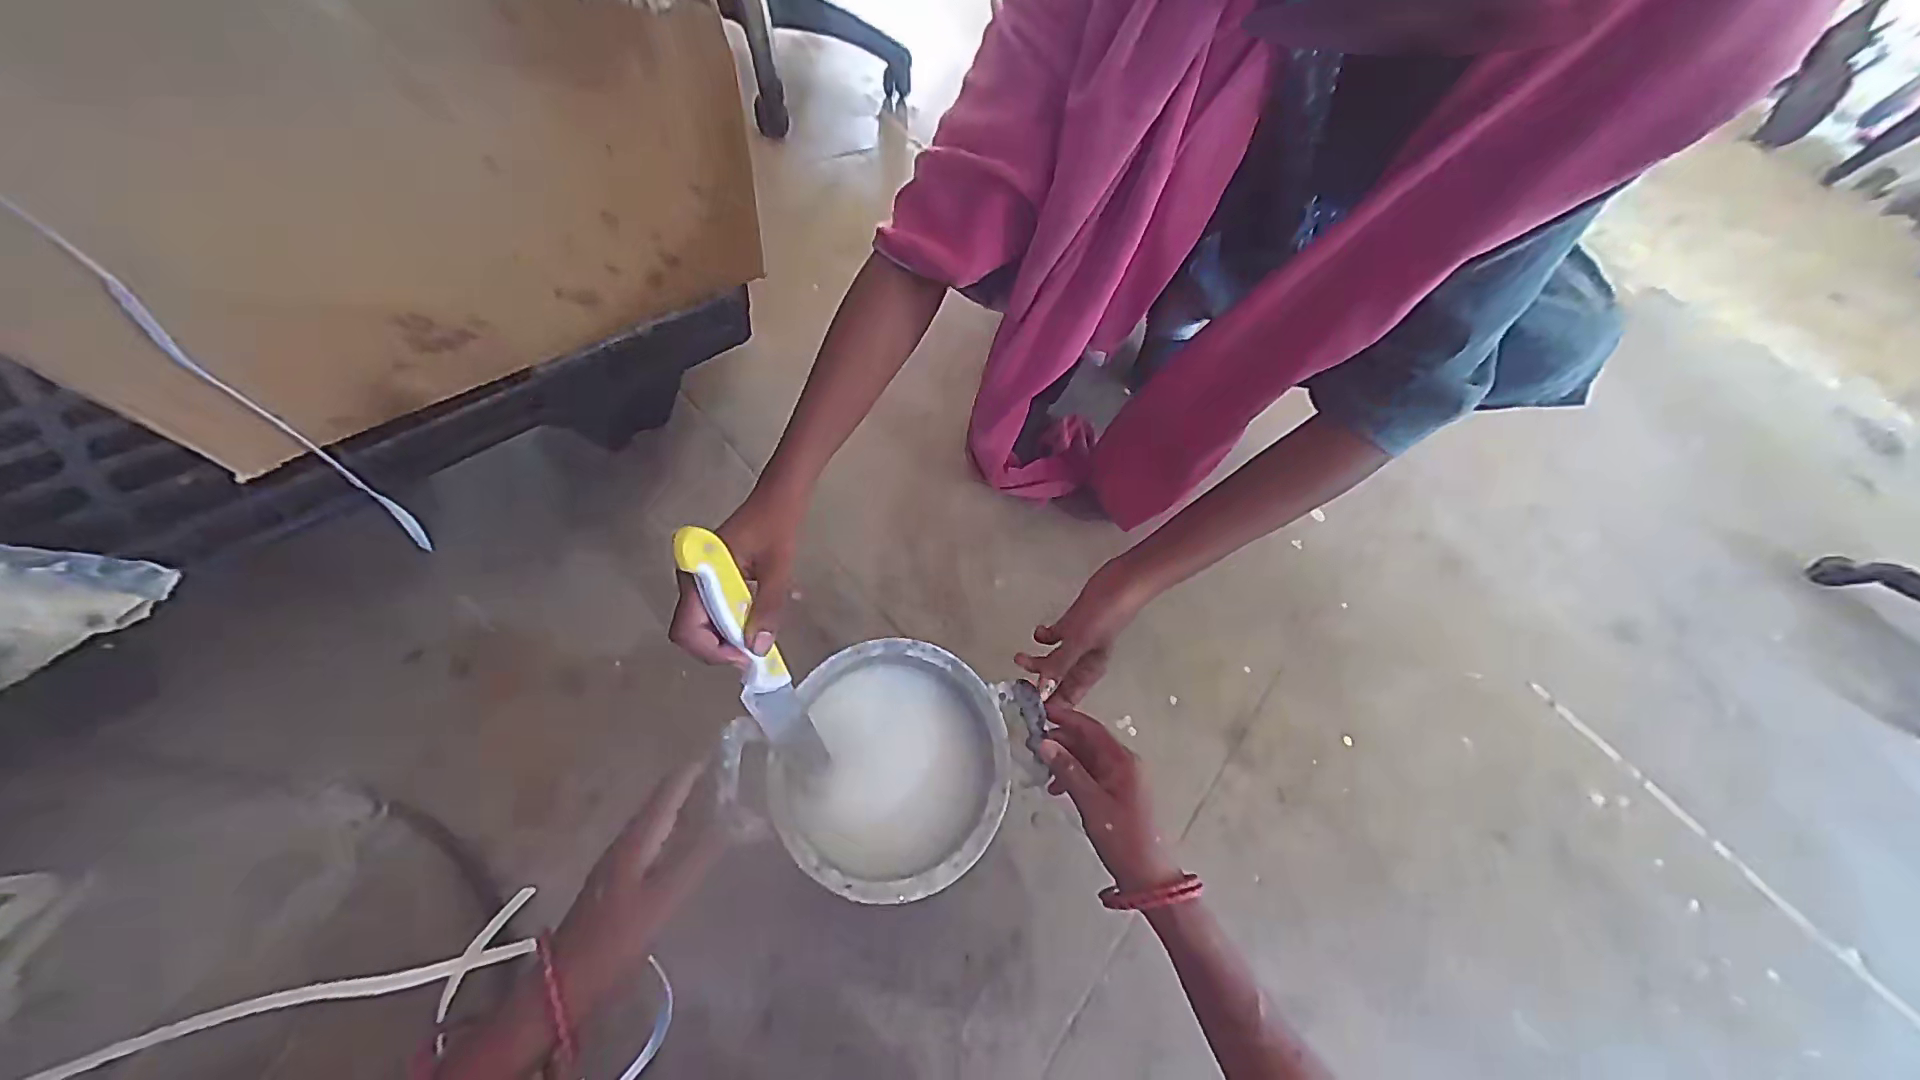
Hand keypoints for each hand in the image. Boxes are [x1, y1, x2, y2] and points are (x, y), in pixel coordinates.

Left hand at [551, 760, 722, 998]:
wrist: (565, 984)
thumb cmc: (617, 938)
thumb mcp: (665, 896)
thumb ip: (701, 855)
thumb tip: (740, 817)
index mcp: (637, 838)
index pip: (669, 789)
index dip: (695, 769)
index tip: (727, 752)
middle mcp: (626, 840)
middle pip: (663, 800)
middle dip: (694, 784)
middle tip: (731, 774)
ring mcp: (619, 860)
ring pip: (658, 819)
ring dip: (685, 805)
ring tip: (719, 799)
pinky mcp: (619, 879)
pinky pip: (654, 839)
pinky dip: (676, 828)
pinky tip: (691, 839)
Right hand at [669, 496, 799, 668]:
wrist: (778, 499)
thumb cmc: (777, 527)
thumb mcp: (777, 570)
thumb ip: (768, 608)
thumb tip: (758, 648)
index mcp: (699, 574)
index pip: (687, 629)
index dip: (712, 651)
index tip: (744, 656)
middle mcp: (692, 579)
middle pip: (691, 631)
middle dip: (720, 648)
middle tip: (754, 652)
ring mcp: (700, 579)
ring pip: (702, 623)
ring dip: (727, 637)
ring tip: (757, 640)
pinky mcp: (712, 578)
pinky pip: (714, 609)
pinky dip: (732, 622)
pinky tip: (755, 622)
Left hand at [1016, 560, 1153, 705]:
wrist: (1119, 583)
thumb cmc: (1103, 615)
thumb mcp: (1079, 642)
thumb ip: (1060, 665)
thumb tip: (1042, 690)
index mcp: (1089, 671)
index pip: (1067, 698)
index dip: (1049, 705)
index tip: (1026, 706)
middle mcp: (1083, 661)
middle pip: (1057, 681)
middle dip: (1037, 683)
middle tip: (1016, 681)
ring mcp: (1078, 642)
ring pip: (1054, 660)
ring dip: (1037, 661)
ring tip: (1019, 656)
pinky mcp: (1073, 624)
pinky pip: (1055, 638)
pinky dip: (1044, 638)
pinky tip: (1038, 632)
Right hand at [1038, 701, 1181, 892]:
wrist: (1150, 876)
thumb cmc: (1123, 839)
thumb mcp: (1091, 803)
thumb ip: (1068, 770)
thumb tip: (1044, 742)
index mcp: (1123, 760)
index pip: (1090, 728)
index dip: (1065, 718)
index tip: (1041, 712)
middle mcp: (1125, 763)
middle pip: (1089, 741)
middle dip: (1062, 741)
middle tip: (1035, 747)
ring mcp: (1124, 778)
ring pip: (1089, 758)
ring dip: (1066, 760)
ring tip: (1045, 772)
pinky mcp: (1120, 792)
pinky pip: (1093, 773)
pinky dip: (1075, 775)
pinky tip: (1059, 788)